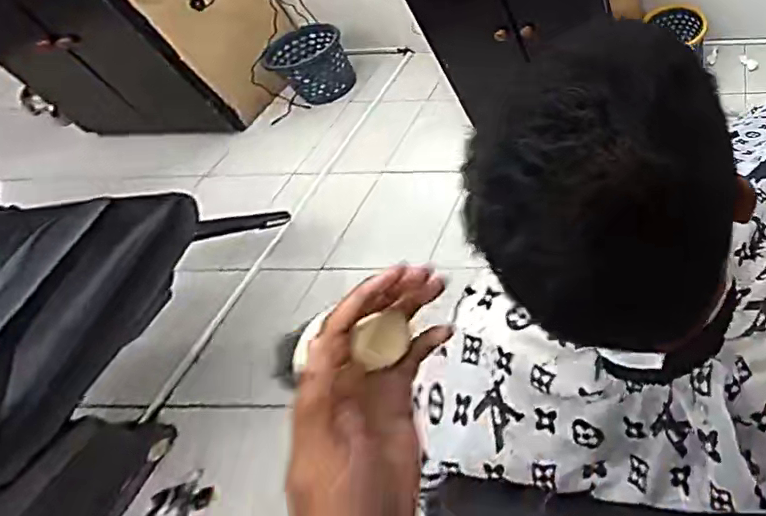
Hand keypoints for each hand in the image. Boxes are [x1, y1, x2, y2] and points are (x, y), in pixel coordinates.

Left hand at [287, 265, 452, 515]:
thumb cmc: (339, 503)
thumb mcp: (323, 446)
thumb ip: (324, 395)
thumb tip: (326, 346)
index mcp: (323, 392)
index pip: (338, 330)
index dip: (363, 298)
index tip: (391, 276)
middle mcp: (347, 386)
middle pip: (367, 326)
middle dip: (393, 294)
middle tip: (421, 273)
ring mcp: (372, 392)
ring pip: (392, 335)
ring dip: (413, 307)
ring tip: (435, 286)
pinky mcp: (396, 400)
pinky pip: (411, 358)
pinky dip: (429, 338)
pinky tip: (442, 330)